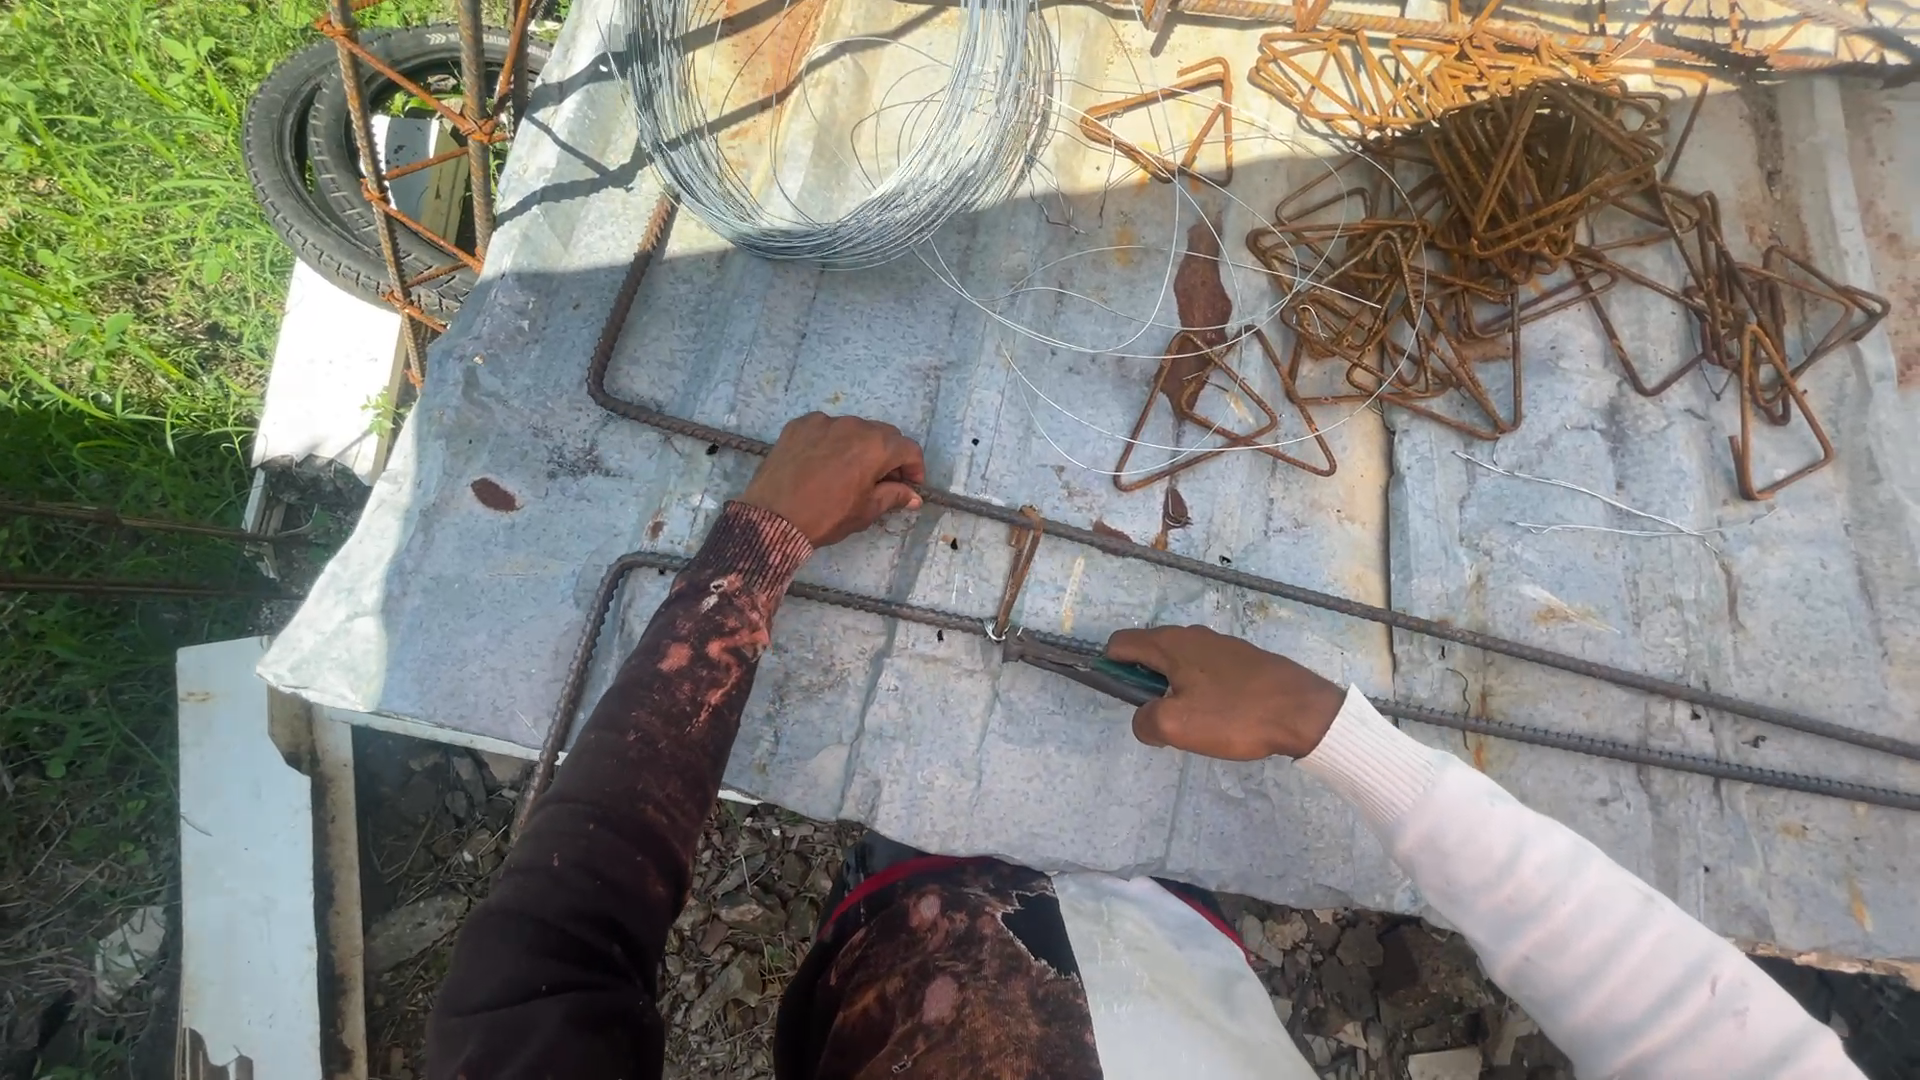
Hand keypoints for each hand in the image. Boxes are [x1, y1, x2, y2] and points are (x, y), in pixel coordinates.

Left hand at [739, 413, 925, 546]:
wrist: (772, 518)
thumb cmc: (826, 516)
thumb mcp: (866, 510)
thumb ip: (894, 496)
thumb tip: (913, 496)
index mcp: (876, 446)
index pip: (908, 449)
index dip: (914, 469)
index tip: (910, 487)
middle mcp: (853, 425)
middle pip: (883, 434)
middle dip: (889, 456)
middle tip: (883, 481)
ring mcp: (823, 421)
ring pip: (853, 429)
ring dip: (860, 447)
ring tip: (849, 472)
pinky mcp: (799, 425)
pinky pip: (825, 428)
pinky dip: (831, 442)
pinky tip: (823, 463)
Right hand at [1105, 625, 1345, 759]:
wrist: (1304, 711)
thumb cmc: (1235, 714)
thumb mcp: (1176, 726)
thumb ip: (1144, 722)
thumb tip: (1144, 719)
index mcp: (1169, 643)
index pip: (1120, 643)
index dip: (1110, 669)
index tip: (1124, 698)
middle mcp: (1192, 634)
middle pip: (1149, 652)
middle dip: (1143, 682)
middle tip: (1162, 716)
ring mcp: (1220, 644)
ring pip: (1179, 662)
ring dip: (1173, 687)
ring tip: (1194, 720)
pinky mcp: (1243, 658)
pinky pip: (1206, 669)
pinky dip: (1201, 688)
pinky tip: (1221, 714)